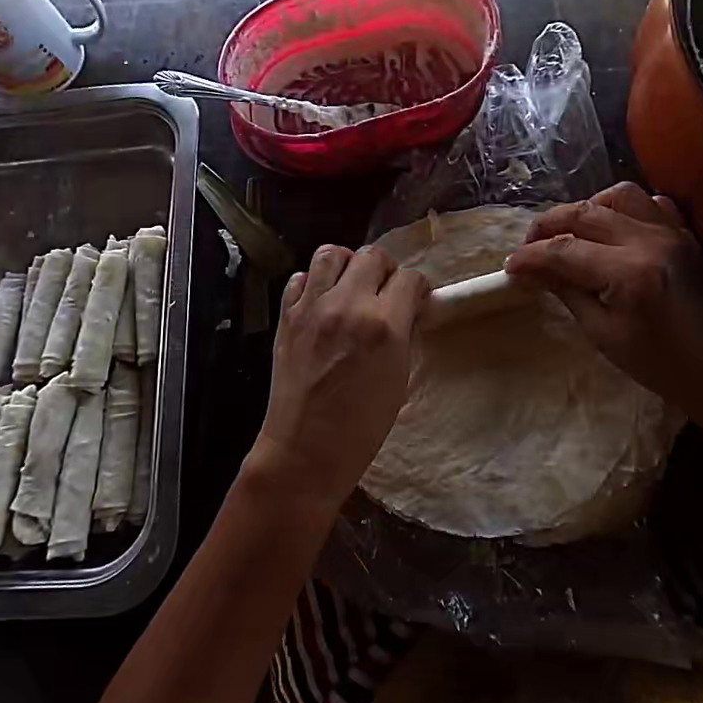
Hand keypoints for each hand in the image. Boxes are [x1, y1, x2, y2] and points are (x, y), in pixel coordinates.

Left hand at [250, 245, 427, 508]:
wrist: (304, 449)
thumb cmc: (360, 428)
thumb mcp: (398, 379)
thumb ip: (401, 336)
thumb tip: (405, 311)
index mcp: (383, 326)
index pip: (409, 279)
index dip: (417, 288)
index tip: (416, 299)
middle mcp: (346, 306)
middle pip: (372, 256)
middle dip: (385, 270)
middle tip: (385, 291)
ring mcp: (311, 308)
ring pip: (330, 253)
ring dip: (347, 264)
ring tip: (351, 286)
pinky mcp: (286, 316)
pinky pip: (299, 278)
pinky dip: (313, 282)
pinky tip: (321, 301)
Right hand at [503, 182, 702, 413]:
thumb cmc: (658, 362)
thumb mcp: (600, 332)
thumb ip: (565, 291)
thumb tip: (532, 272)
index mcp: (629, 272)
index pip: (563, 250)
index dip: (529, 257)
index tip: (509, 268)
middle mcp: (651, 241)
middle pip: (585, 213)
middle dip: (547, 226)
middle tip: (528, 248)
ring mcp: (672, 233)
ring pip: (618, 195)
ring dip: (585, 209)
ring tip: (569, 233)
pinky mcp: (683, 235)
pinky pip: (649, 203)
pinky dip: (622, 209)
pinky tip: (610, 230)